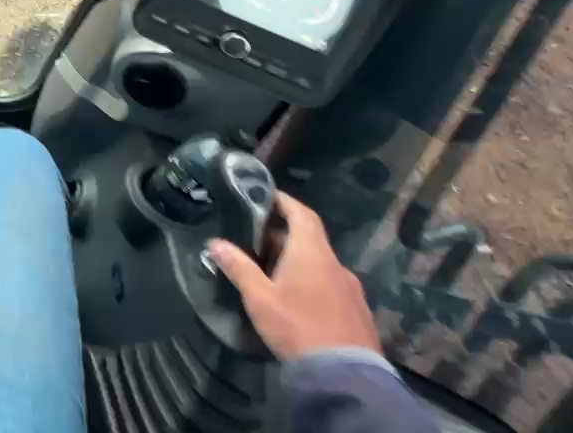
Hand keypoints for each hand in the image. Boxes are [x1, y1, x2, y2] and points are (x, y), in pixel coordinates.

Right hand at [206, 191, 380, 361]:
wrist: (347, 378)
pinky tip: (295, 299)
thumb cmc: (298, 326)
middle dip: (280, 237)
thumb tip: (215, 243)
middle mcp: (336, 266)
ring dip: (295, 261)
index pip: (302, 214)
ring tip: (269, 272)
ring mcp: (351, 291)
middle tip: (252, 241)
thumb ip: (238, 267)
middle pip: (308, 239)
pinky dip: (311, 281)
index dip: (283, 201)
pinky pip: (330, 285)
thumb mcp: (259, 297)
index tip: (262, 195)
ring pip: (319, 264)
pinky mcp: (357, 313)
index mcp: (313, 254)